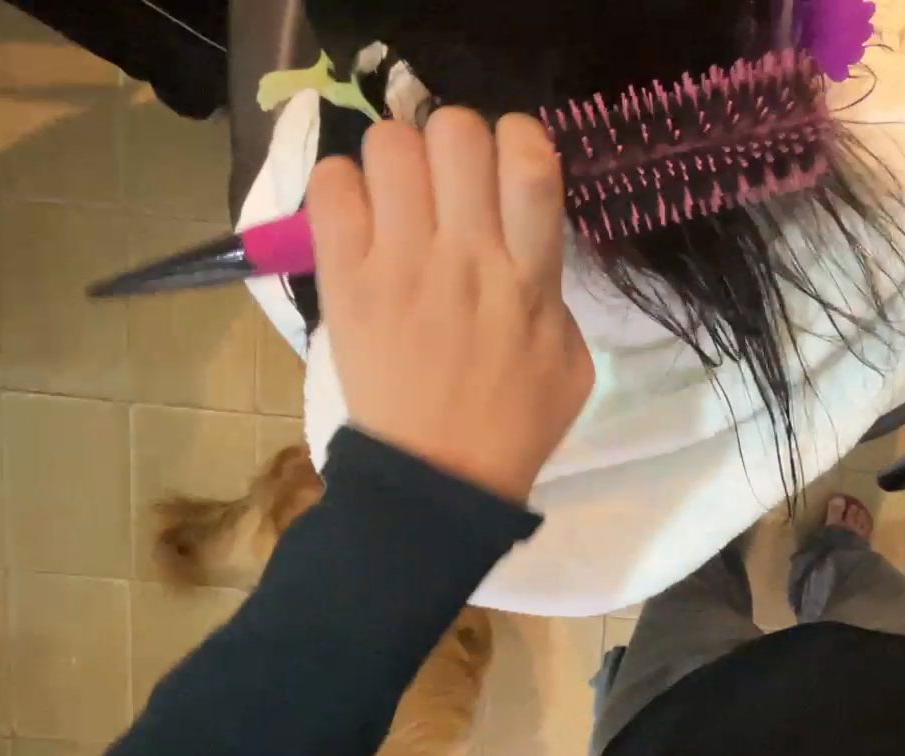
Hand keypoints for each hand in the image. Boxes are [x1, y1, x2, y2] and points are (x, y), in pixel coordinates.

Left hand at [306, 109, 593, 500]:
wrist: (439, 476)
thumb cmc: (517, 426)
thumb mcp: (572, 365)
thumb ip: (556, 297)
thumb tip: (525, 255)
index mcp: (529, 280)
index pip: (530, 162)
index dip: (522, 140)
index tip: (513, 169)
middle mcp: (466, 257)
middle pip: (456, 130)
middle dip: (460, 141)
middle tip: (456, 182)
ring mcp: (399, 264)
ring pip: (390, 143)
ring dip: (404, 160)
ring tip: (408, 200)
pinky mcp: (345, 279)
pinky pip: (332, 185)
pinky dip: (348, 187)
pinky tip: (367, 222)